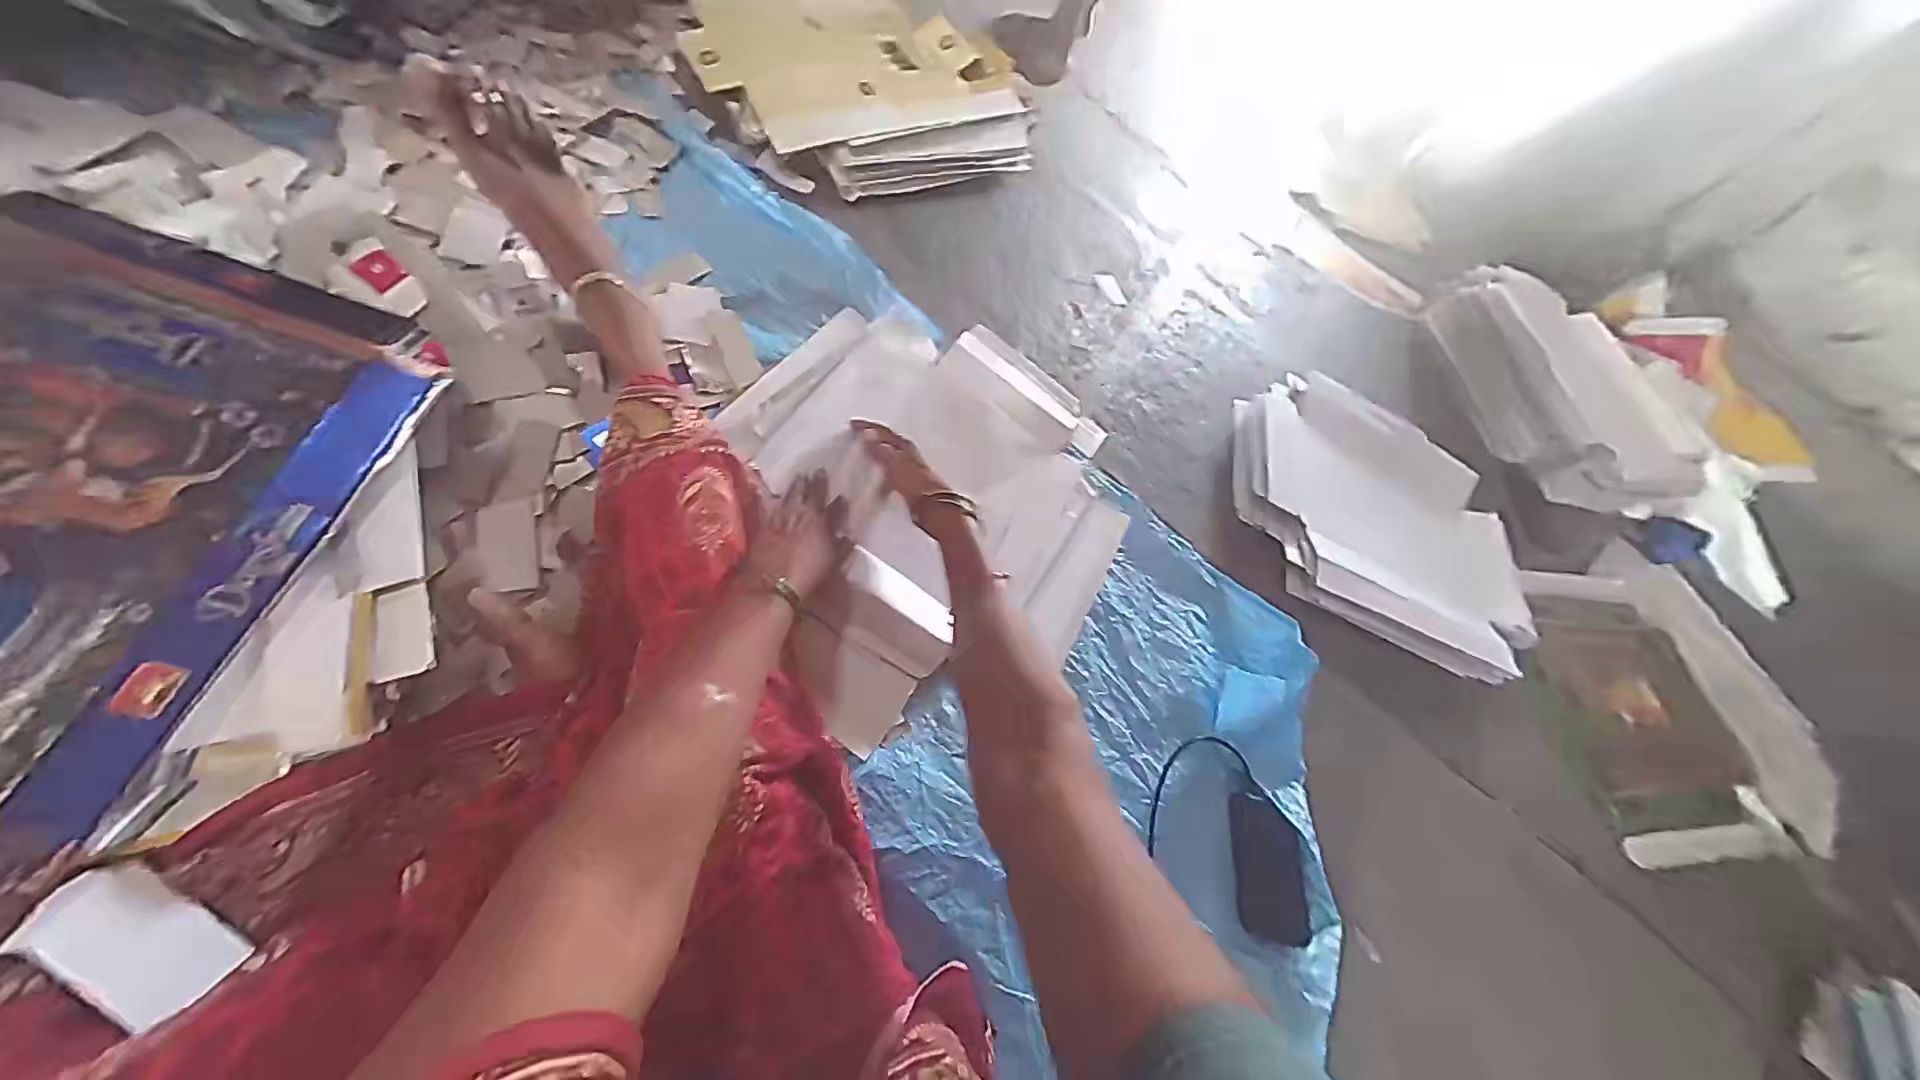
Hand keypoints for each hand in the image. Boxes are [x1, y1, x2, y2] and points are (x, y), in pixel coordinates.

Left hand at [744, 470, 848, 597]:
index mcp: (822, 524)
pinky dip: (774, 497)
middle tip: (818, 470)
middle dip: (816, 482)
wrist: (773, 583)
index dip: (840, 501)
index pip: (835, 508)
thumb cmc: (808, 576)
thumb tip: (850, 536)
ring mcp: (782, 517)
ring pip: (792, 495)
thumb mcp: (832, 563)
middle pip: (812, 494)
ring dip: (797, 485)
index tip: (843, 494)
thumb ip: (842, 548)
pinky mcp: (766, 524)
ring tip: (800, 476)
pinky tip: (774, 493)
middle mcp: (803, 515)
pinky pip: (771, 504)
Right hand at [852, 420, 947, 504]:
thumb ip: (880, 450)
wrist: (933, 506)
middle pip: (889, 439)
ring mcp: (911, 467)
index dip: (868, 426)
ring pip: (892, 452)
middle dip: (874, 434)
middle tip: (861, 432)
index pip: (883, 432)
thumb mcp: (893, 464)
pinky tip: (879, 471)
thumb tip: (868, 434)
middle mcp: (909, 454)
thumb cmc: (916, 485)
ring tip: (867, 448)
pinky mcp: (911, 480)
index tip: (854, 424)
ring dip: (879, 449)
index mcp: (904, 446)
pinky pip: (893, 467)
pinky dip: (884, 465)